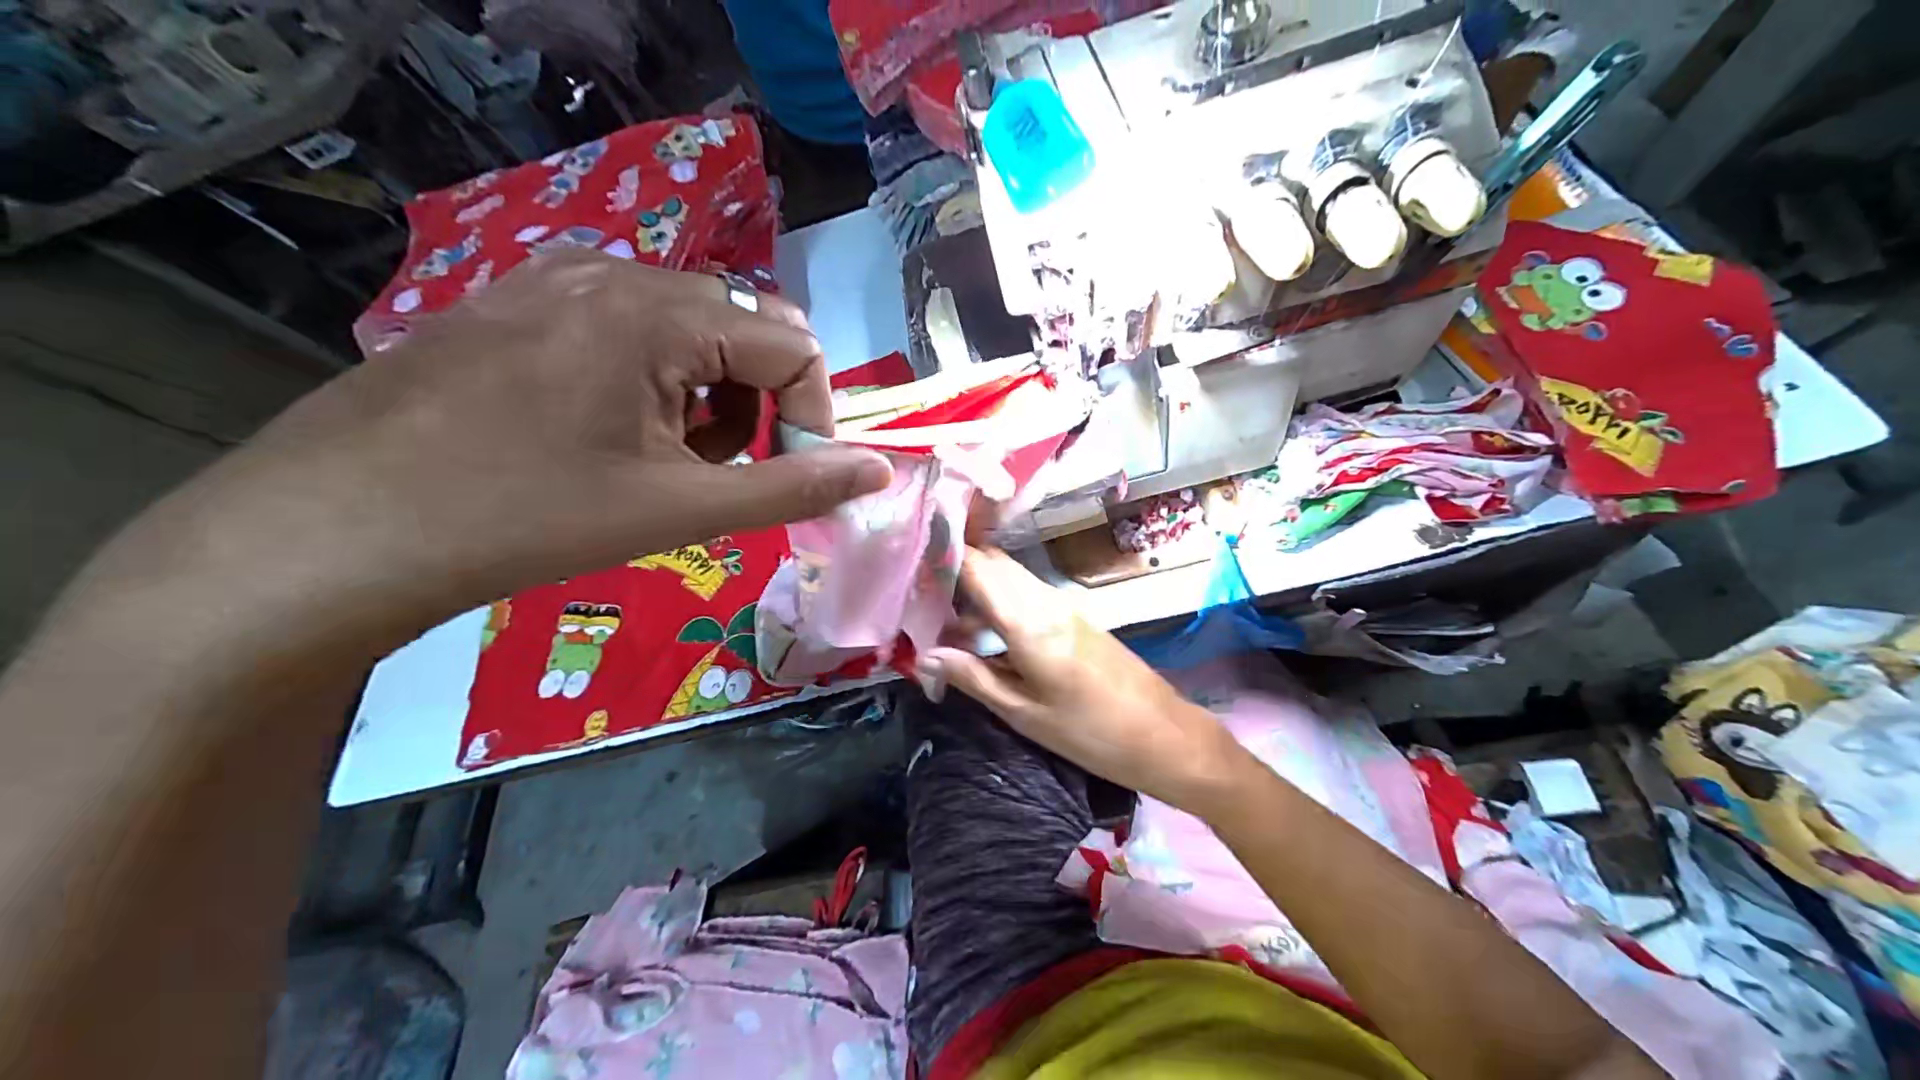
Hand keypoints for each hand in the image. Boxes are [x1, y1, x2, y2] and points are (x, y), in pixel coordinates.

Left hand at [95, 252, 893, 647]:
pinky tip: (607, 433)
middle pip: (743, 328)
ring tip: (663, 462)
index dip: (811, 415)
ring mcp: (557, 280)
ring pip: (687, 327)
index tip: (788, 476)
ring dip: (708, 396)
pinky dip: (652, 379)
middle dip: (758, 404)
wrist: (338, 529)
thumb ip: (792, 486)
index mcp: (659, 312)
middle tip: (721, 473)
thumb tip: (880, 471)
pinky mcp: (518, 304)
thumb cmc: (527, 519)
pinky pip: (626, 327)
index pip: (793, 343)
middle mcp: (614, 273)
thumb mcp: (679, 508)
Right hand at [919, 547, 1252, 811]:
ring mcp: (1064, 605)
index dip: (942, 555)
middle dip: (953, 566)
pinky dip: (997, 597)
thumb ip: (973, 677)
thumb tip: (924, 654)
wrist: (1164, 736)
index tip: (908, 558)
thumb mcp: (1024, 713)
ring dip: (974, 583)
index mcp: (1030, 623)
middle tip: (914, 587)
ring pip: (1009, 576)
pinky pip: (1026, 592)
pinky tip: (978, 626)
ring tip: (937, 609)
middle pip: (993, 563)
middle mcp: (1046, 601)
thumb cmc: (1090, 733)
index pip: (978, 568)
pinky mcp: (1074, 617)